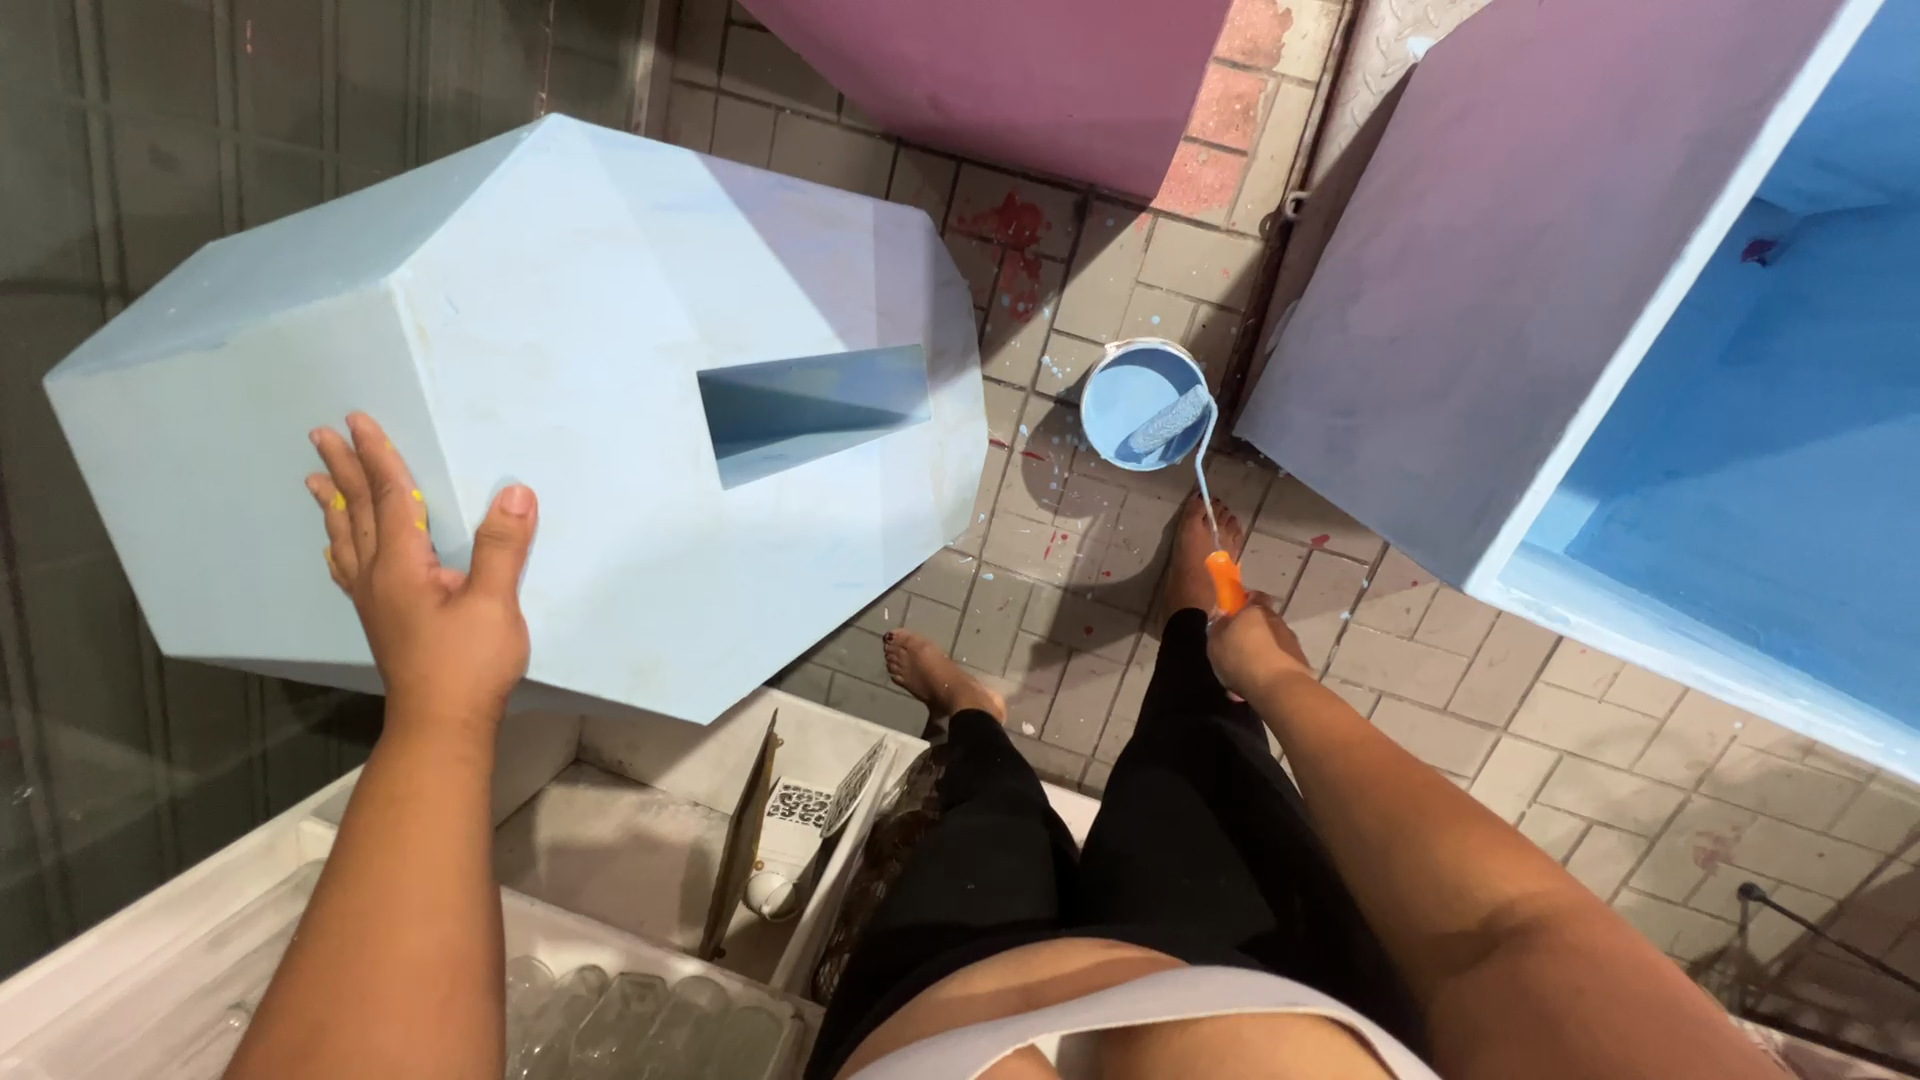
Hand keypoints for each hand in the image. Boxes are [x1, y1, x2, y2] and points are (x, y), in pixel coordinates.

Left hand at [306, 412, 537, 732]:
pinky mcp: (382, 617)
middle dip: (343, 470)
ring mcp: (375, 599)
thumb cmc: (469, 662)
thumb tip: (515, 492)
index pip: (390, 498)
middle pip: (358, 511)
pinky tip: (336, 547)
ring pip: (347, 538)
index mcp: (402, 566)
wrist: (442, 721)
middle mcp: (378, 576)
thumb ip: (503, 546)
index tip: (358, 422)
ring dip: (334, 503)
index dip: (378, 458)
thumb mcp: (495, 603)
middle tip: (321, 434)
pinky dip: (339, 545)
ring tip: (313, 478)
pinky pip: (349, 567)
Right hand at [1207, 591, 1313, 697]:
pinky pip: (1280, 660)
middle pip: (1264, 620)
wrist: (1279, 687)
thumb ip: (1218, 625)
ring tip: (1245, 672)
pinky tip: (1257, 683)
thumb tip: (1223, 614)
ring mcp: (1292, 642)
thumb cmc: (1241, 658)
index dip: (1245, 601)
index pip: (1255, 595)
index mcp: (1256, 610)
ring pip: (1272, 642)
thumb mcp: (1215, 642)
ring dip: (1261, 651)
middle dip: (1252, 631)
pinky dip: (1270, 667)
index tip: (1234, 612)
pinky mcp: (1300, 662)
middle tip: (1236, 647)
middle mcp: (1277, 621)